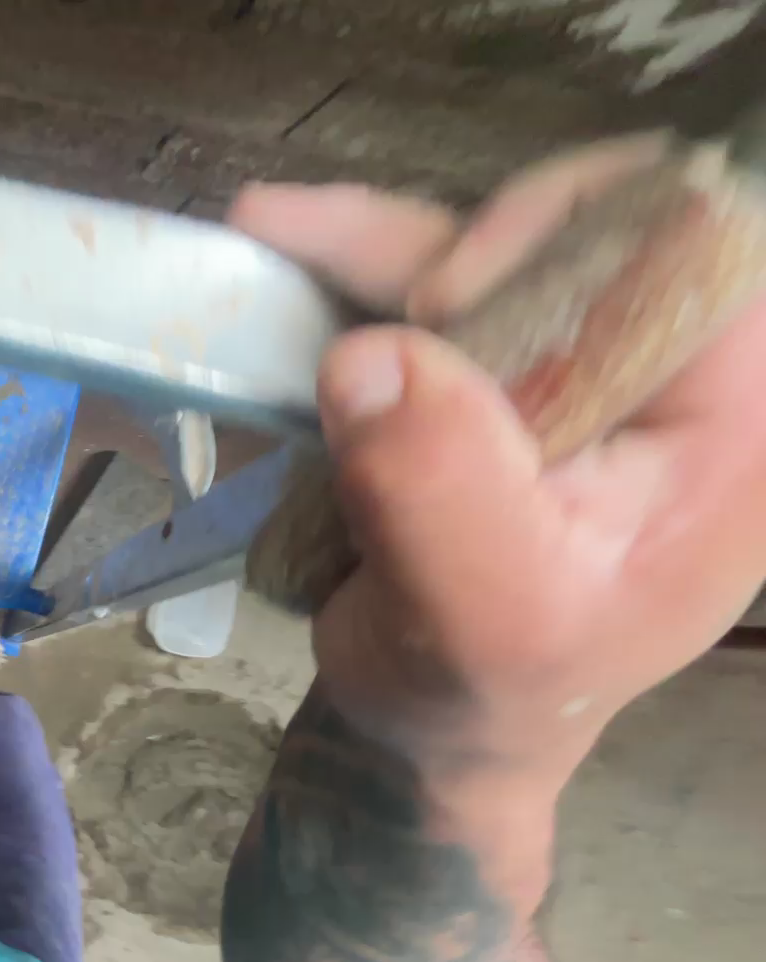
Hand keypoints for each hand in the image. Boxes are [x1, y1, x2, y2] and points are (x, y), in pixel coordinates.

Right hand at [230, 135, 765, 792]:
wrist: (424, 720)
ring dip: (358, 246)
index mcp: (720, 420)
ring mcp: (538, 384)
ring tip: (259, 224)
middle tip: (310, 253)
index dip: (559, 242)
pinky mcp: (455, 399)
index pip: (688, 251)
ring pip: (461, 263)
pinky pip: (396, 314)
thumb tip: (359, 356)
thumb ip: (438, 492)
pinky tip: (275, 272)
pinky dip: (330, 291)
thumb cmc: (474, 687)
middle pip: (556, 239)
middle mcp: (638, 380)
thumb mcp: (478, 612)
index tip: (435, 305)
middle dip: (428, 239)